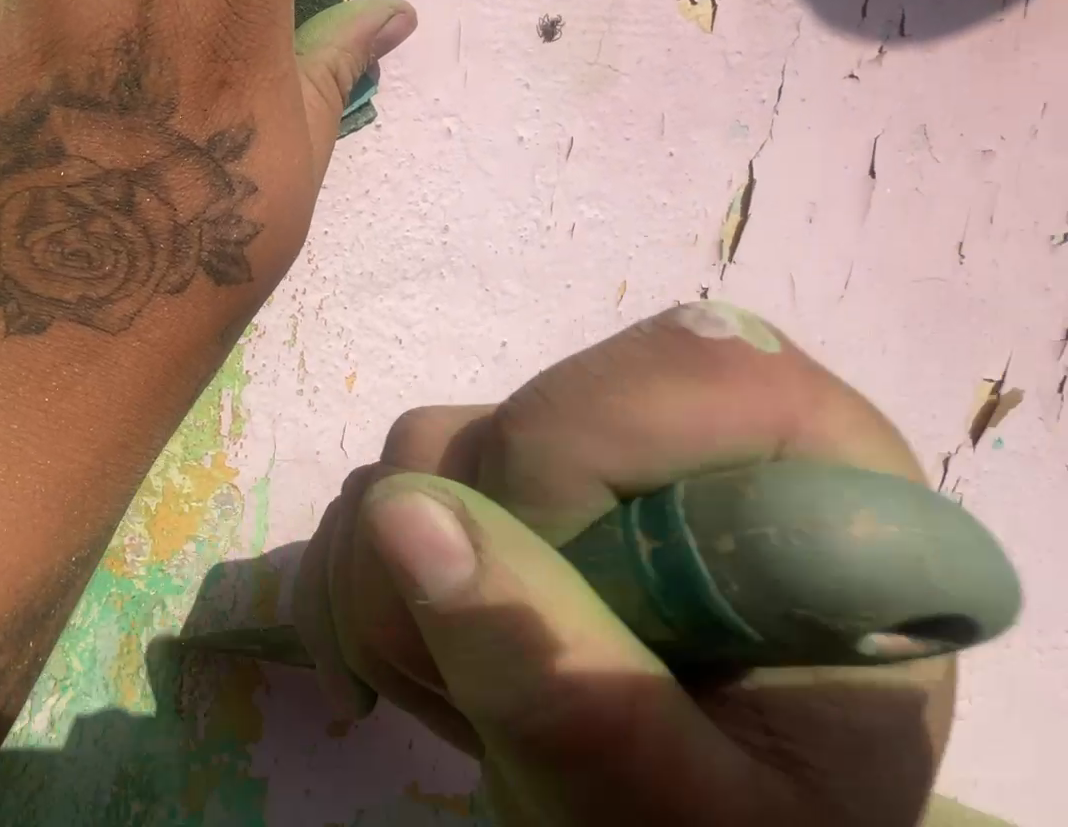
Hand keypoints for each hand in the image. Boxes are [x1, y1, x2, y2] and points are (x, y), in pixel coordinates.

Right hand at [293, 302, 955, 825]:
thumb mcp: (662, 807)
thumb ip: (551, 680)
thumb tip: (400, 509)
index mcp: (806, 491)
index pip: (680, 370)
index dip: (573, 466)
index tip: (552, 607)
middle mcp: (679, 442)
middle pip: (505, 420)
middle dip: (454, 572)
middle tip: (478, 704)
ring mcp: (566, 455)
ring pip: (416, 453)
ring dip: (391, 596)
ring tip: (456, 701)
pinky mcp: (491, 478)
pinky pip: (373, 485)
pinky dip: (348, 585)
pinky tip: (390, 667)